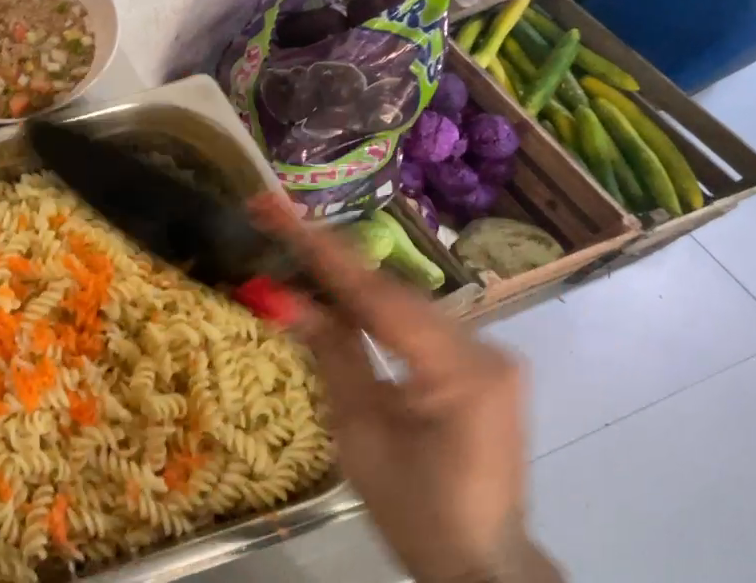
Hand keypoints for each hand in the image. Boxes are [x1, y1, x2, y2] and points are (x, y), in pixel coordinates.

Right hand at [249, 194, 559, 582]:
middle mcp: (484, 347)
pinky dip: (367, 302)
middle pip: (389, 289)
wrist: (483, 562)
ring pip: (399, 299)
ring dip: (343, 275)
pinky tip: (329, 285)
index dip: (318, 249)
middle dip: (325, 254)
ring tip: (286, 239)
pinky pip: (412, 319)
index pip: (376, 294)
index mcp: (460, 370)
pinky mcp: (478, 361)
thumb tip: (279, 293)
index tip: (274, 208)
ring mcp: (486, 352)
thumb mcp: (359, 432)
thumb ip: (330, 352)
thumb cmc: (415, 510)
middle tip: (268, 216)